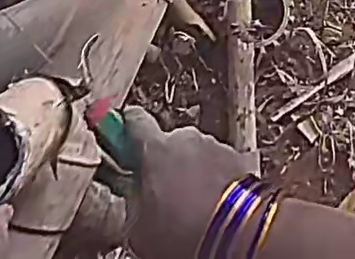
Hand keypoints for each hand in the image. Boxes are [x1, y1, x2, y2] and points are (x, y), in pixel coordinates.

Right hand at [123, 106, 256, 258]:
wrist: (235, 234)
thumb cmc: (182, 233)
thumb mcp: (138, 227)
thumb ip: (131, 198)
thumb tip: (130, 191)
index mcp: (156, 148)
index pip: (134, 121)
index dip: (125, 126)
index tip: (119, 131)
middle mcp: (186, 138)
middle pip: (166, 143)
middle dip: (162, 163)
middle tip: (159, 195)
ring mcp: (213, 144)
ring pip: (192, 153)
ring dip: (189, 172)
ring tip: (188, 207)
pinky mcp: (235, 157)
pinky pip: (215, 163)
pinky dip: (211, 178)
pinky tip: (208, 204)